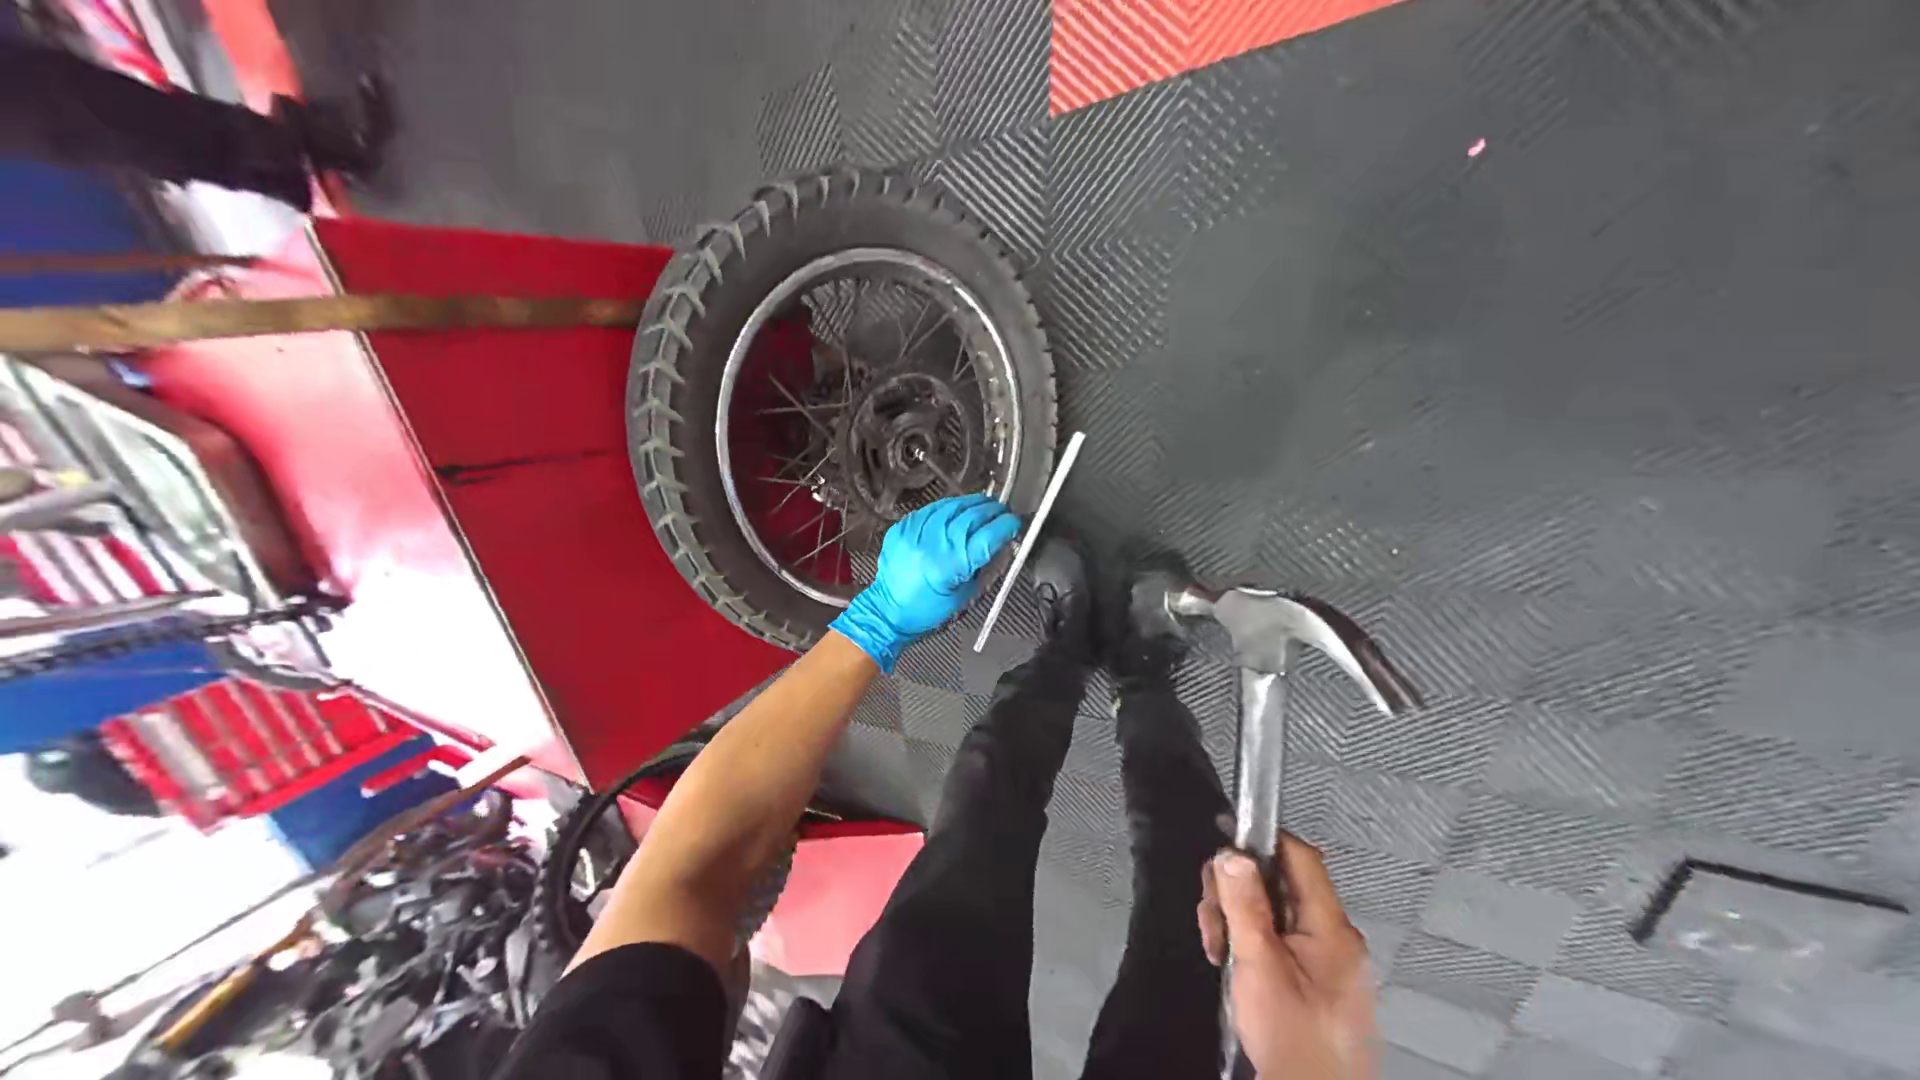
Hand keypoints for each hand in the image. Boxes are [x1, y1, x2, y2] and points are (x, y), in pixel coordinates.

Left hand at [828, 494, 1020, 670]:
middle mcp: (932, 545)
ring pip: (952, 505)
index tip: (1015, 523)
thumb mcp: (966, 595)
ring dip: (972, 503)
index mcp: (950, 566)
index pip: (987, 536)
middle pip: (971, 516)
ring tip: (984, 505)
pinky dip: (948, 506)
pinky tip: (957, 508)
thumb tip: (1004, 544)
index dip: (1006, 526)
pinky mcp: (903, 527)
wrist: (888, 611)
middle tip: (1002, 511)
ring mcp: (915, 533)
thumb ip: (986, 567)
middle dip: (992, 510)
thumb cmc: (926, 610)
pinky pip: (931, 508)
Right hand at [1200, 836, 1377, 1079]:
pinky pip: (1277, 936)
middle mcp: (1333, 936)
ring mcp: (1324, 958)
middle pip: (1277, 882)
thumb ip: (1244, 905)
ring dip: (1236, 920)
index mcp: (1331, 928)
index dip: (1262, 841)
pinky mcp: (1313, 977)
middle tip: (1214, 923)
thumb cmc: (1290, 1037)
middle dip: (1235, 892)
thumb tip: (1231, 852)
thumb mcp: (1258, 965)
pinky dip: (1249, 941)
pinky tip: (1232, 963)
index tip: (1224, 840)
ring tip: (1219, 952)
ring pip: (1271, 909)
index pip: (1300, 857)